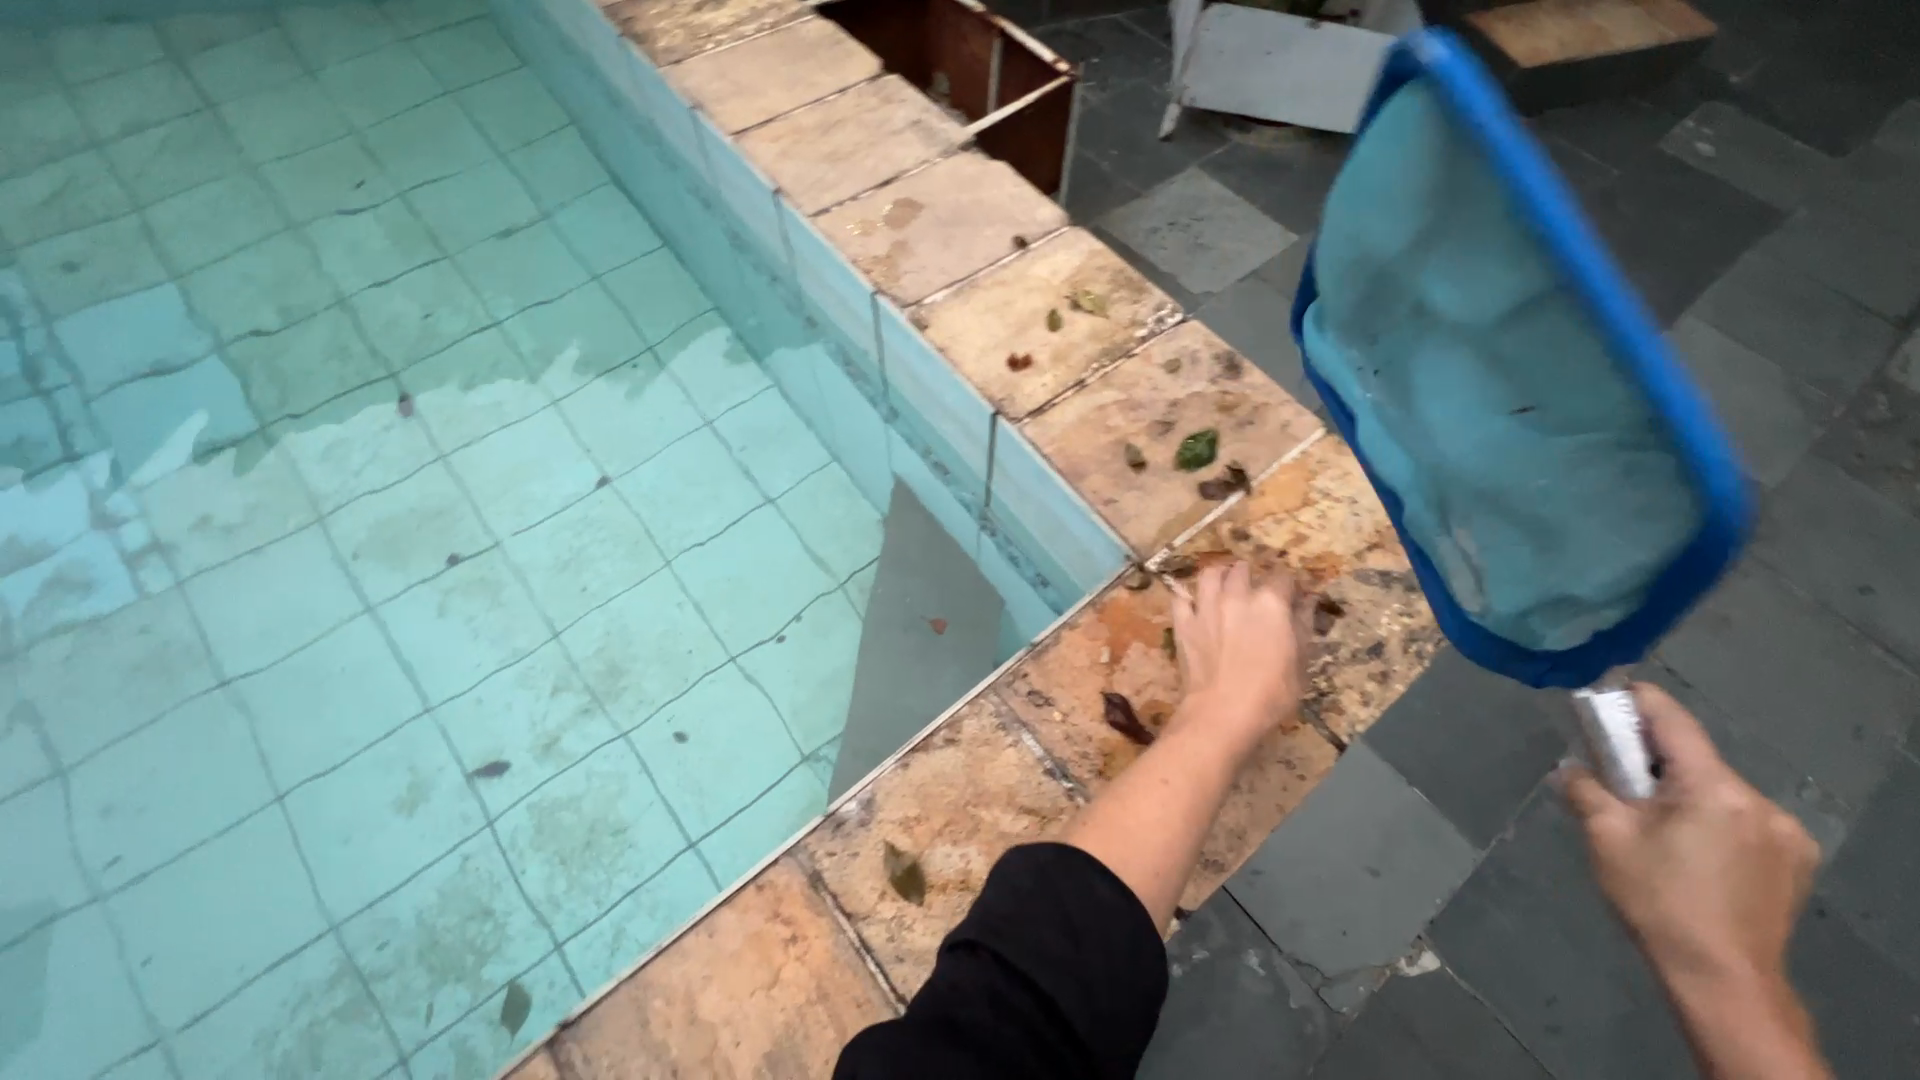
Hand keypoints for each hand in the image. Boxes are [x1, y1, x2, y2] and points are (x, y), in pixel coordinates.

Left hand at [1167, 561, 1308, 751]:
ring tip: (1224, 583)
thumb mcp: (1300, 661)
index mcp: (1270, 603)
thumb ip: (1303, 625)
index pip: (1283, 577)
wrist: (1222, 712)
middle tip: (1255, 589)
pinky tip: (1194, 602)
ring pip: (1210, 574)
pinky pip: (1180, 597)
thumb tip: (1308, 600)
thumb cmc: (1271, 693)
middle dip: (1251, 575)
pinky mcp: (1183, 623)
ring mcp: (1205, 607)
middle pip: (1242, 570)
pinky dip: (1187, 595)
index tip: (1291, 595)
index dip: (1289, 585)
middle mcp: (1236, 596)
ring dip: (1220, 574)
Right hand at [1559, 684, 1819, 994]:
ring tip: (1650, 825)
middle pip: (1695, 760)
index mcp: (1714, 789)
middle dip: (1652, 762)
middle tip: (1614, 778)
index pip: (1673, 723)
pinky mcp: (1794, 860)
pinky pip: (1741, 820)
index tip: (1609, 689)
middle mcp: (1759, 802)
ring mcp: (1785, 833)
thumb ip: (1586, 789)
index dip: (1639, 700)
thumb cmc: (1657, 899)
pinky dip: (1708, 820)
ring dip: (1681, 794)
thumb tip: (1576, 768)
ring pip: (1717, 792)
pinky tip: (1688, 851)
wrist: (1723, 976)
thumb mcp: (1604, 837)